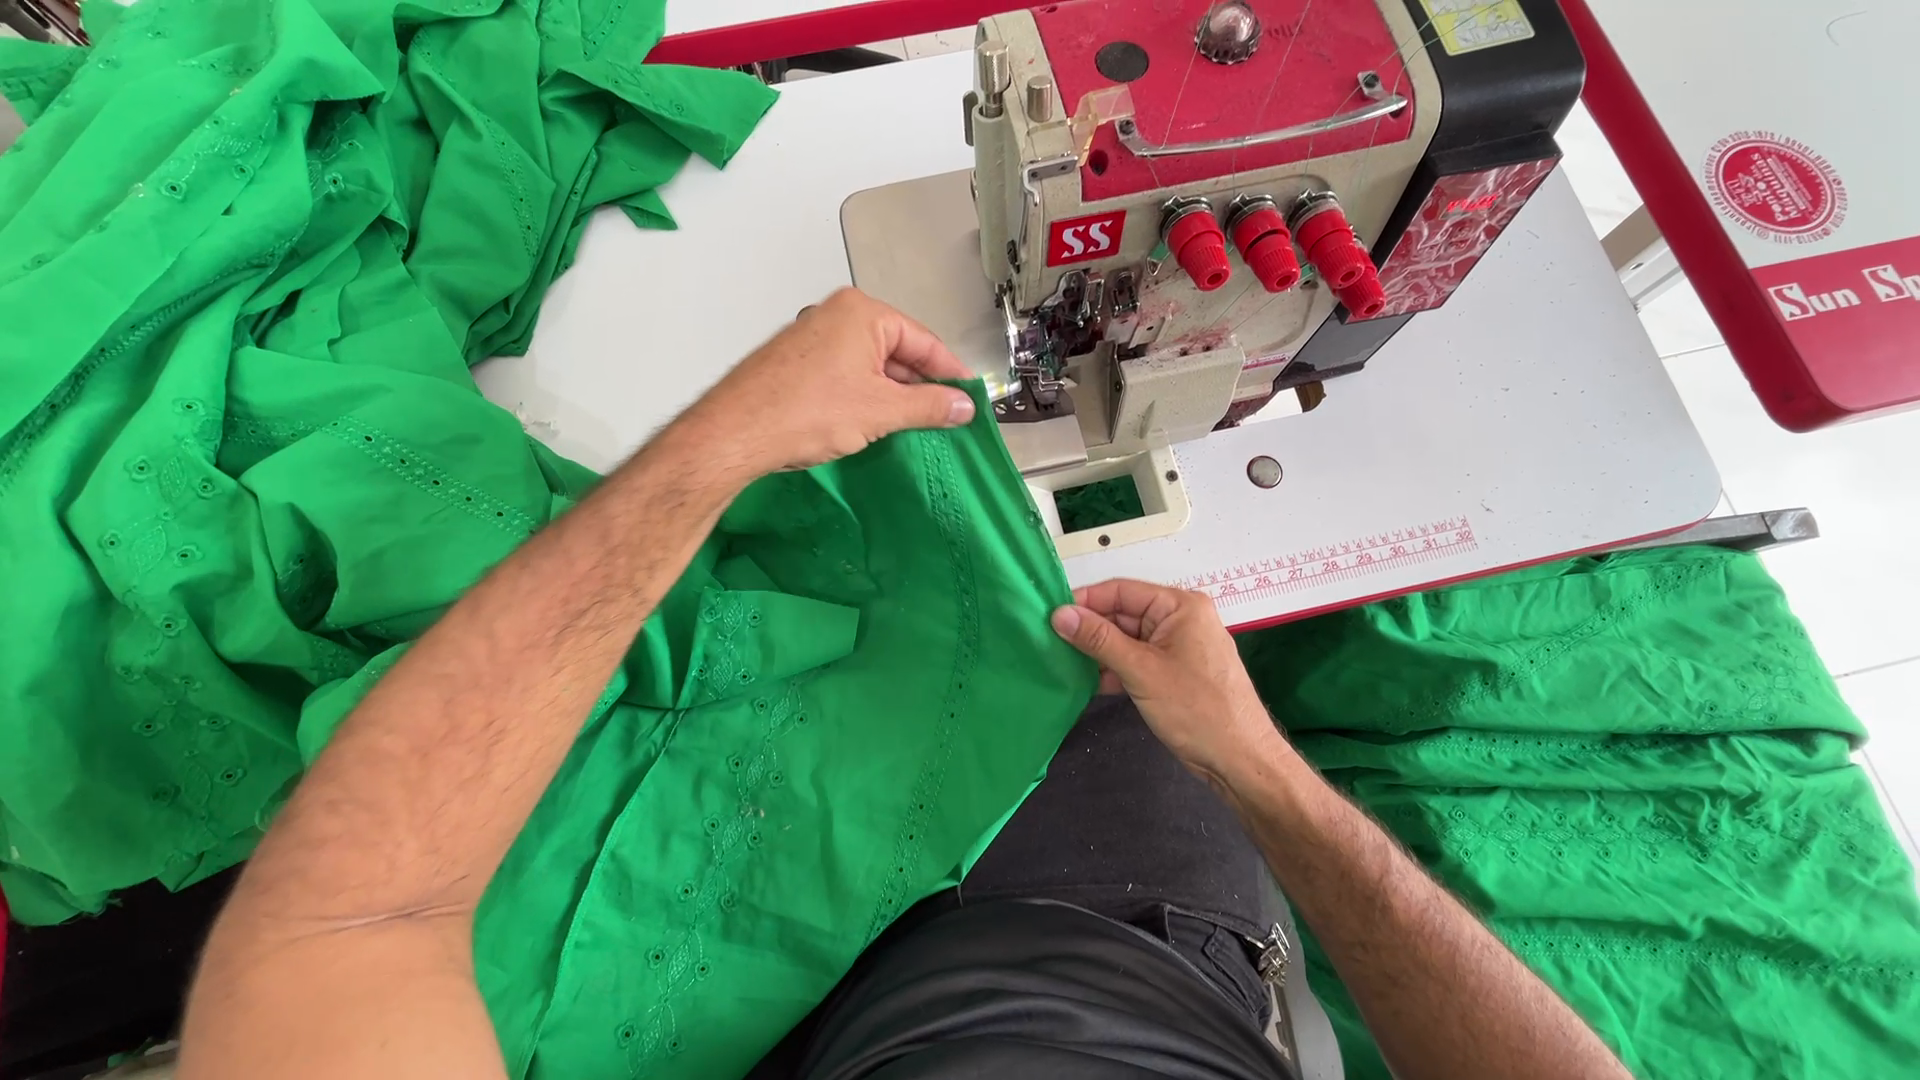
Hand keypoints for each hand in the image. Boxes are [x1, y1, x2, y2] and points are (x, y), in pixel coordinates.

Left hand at [678, 288, 975, 479]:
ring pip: (871, 366)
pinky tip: (872, 424)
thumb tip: (962, 406)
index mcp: (862, 312)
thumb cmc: (807, 412)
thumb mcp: (881, 411)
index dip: (950, 372)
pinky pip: (846, 375)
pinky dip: (865, 397)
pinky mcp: (797, 363)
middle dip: (920, 386)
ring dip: (892, 395)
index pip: (924, 341)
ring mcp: (813, 338)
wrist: (736, 432)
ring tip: (912, 426)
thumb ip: (929, 406)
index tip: (969, 398)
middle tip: (944, 418)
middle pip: (897, 351)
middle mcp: (836, 315)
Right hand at [1050, 579, 1289, 787]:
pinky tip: (1085, 681)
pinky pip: (1135, 660)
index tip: (1048, 614)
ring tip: (1059, 661)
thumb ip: (1098, 640)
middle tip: (1048, 641)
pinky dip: (1113, 669)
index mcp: (1179, 606)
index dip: (1084, 601)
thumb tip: (1059, 614)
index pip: (1121, 591)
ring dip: (1097, 652)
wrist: (1239, 760)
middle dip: (1088, 629)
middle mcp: (1178, 619)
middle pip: (1122, 614)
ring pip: (1125, 640)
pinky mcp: (1172, 672)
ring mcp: (1176, 647)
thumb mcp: (1141, 670)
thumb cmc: (1196, 709)